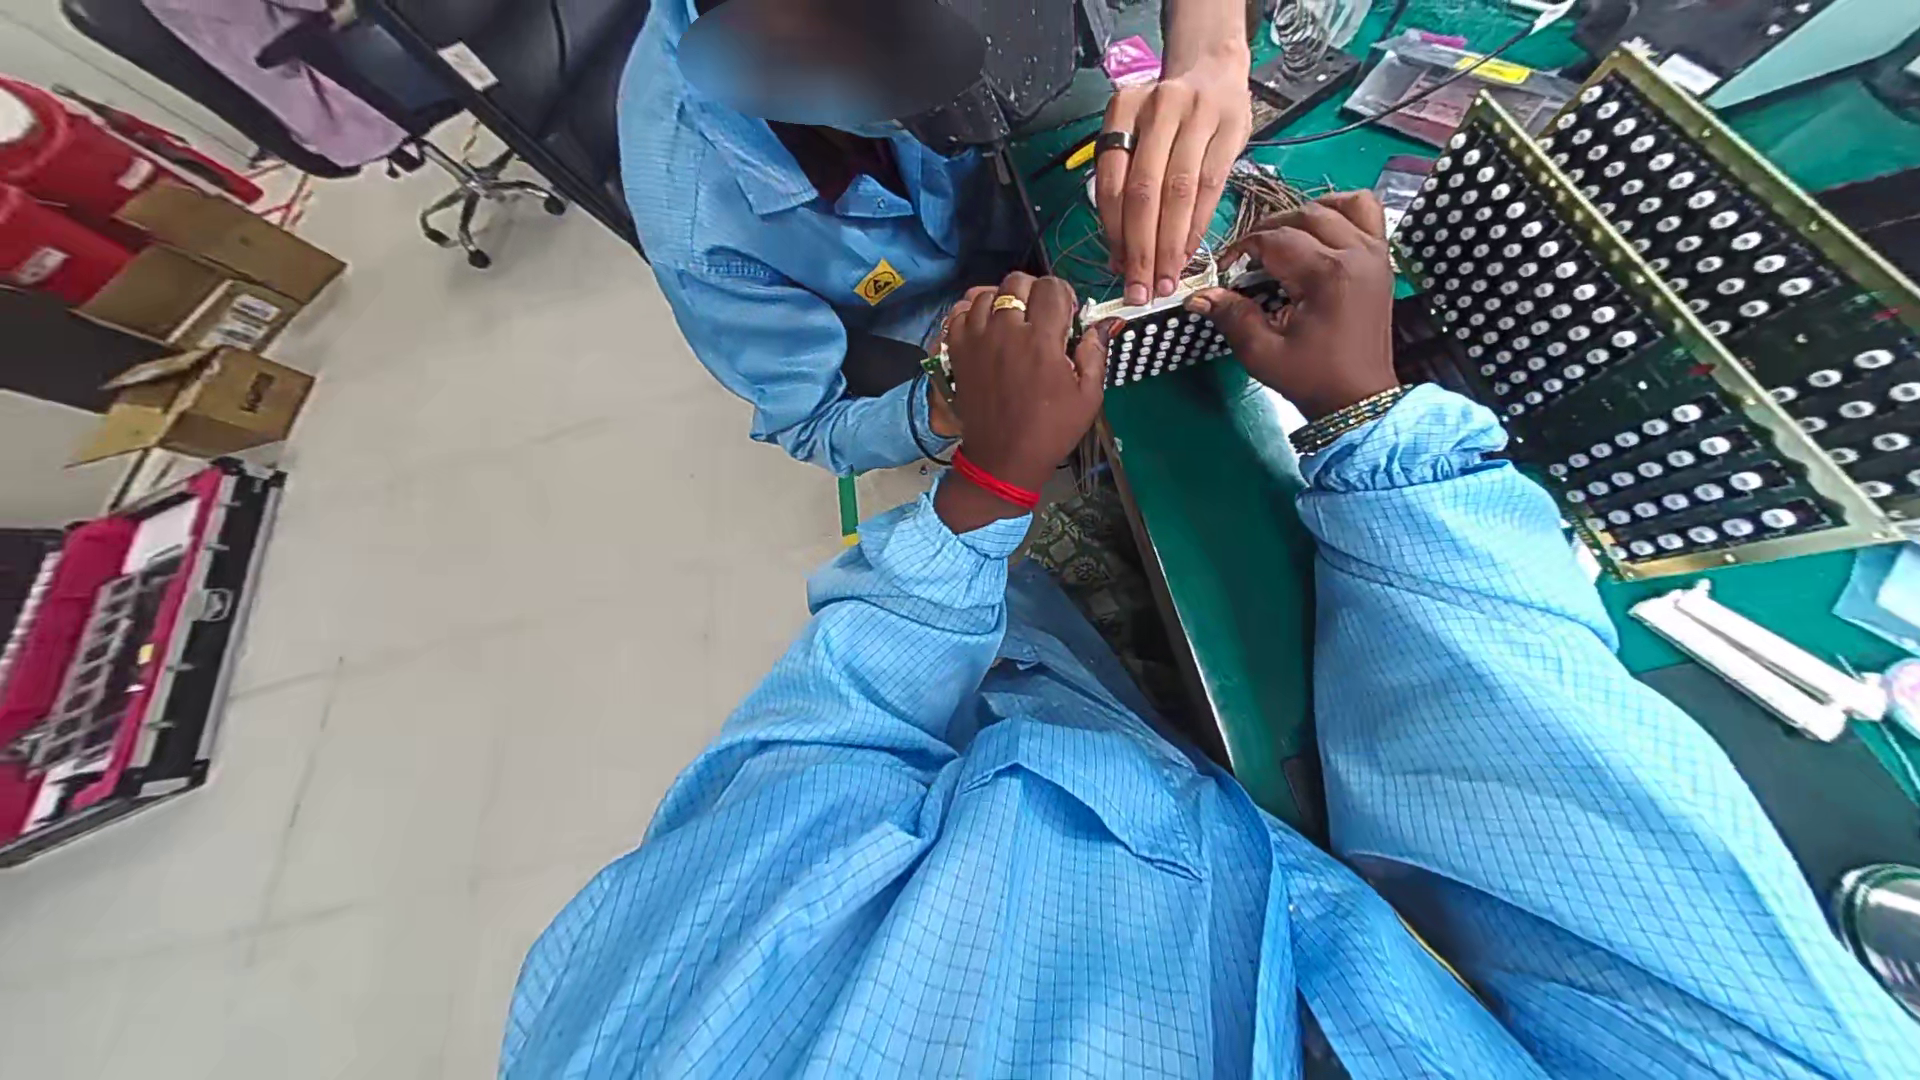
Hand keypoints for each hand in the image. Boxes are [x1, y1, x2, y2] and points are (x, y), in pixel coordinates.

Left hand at [934, 273, 1114, 531]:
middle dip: (1033, 292)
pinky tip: (985, 326)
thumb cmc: (1050, 431)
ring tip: (1011, 323)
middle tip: (1039, 317)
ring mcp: (977, 340)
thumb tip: (1105, 323)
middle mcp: (1006, 332)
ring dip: (1002, 301)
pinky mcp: (957, 352)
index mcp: (1041, 341)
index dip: (1063, 296)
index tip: (1065, 317)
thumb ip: (1096, 353)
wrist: (1003, 459)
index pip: (1052, 288)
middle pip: (1017, 282)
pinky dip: (971, 312)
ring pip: (986, 294)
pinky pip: (959, 313)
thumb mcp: (1087, 398)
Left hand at [1095, 48, 1252, 307]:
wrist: (1213, 72)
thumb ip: (1123, 197)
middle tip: (1140, 291)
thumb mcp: (1135, 145)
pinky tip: (1186, 256)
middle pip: (1144, 193)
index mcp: (1122, 111)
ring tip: (1164, 283)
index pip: (1112, 185)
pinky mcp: (1231, 127)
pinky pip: (1210, 190)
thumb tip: (1119, 261)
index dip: (1115, 236)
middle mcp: (1158, 108)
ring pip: (1178, 194)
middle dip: (1141, 251)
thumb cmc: (1166, 123)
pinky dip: (1195, 229)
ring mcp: (1197, 114)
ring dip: (1169, 247)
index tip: (1119, 273)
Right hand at [1186, 191, 1397, 419]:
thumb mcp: (1261, 352)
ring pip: (1342, 205)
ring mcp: (1376, 254)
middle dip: (1269, 229)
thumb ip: (1231, 316)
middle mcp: (1357, 253)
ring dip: (1307, 212)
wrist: (1356, 396)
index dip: (1243, 247)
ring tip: (1282, 235)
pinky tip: (1318, 231)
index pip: (1276, 240)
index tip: (1224, 267)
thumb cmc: (1308, 376)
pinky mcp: (1381, 260)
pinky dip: (1341, 212)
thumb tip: (1198, 296)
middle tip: (1245, 254)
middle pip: (1306, 216)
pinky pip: (1367, 215)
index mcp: (1326, 275)